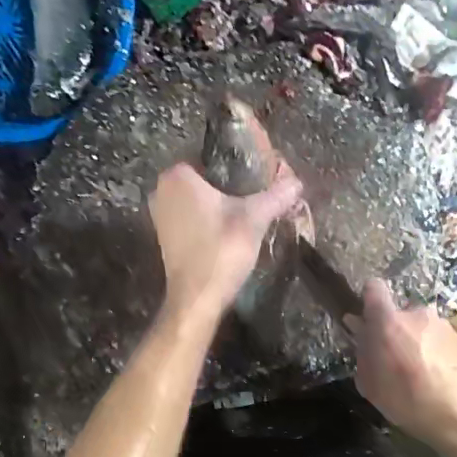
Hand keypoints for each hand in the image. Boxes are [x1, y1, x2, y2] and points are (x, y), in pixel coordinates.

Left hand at [149, 161, 301, 324]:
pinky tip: (231, 230)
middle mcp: (162, 189)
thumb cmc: (221, 251)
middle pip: (206, 178)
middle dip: (231, 186)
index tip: (261, 177)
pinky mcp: (165, 237)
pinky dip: (210, 220)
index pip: (213, 157)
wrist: (197, 299)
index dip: (240, 165)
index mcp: (178, 175)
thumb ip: (275, 196)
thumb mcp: (254, 219)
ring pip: (198, 199)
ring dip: (221, 204)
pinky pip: (192, 217)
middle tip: (259, 195)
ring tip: (249, 212)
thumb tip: (296, 182)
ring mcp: (160, 215)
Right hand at [349, 279, 456, 456]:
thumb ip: (362, 351)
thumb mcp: (371, 385)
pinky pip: (439, 340)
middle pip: (399, 314)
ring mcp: (443, 324)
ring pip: (421, 327)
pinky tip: (438, 378)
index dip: (368, 301)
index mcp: (389, 322)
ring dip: (416, 343)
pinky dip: (435, 353)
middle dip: (394, 331)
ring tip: (419, 375)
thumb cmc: (409, 402)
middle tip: (393, 361)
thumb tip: (359, 327)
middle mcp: (418, 314)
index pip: (373, 288)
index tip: (367, 321)